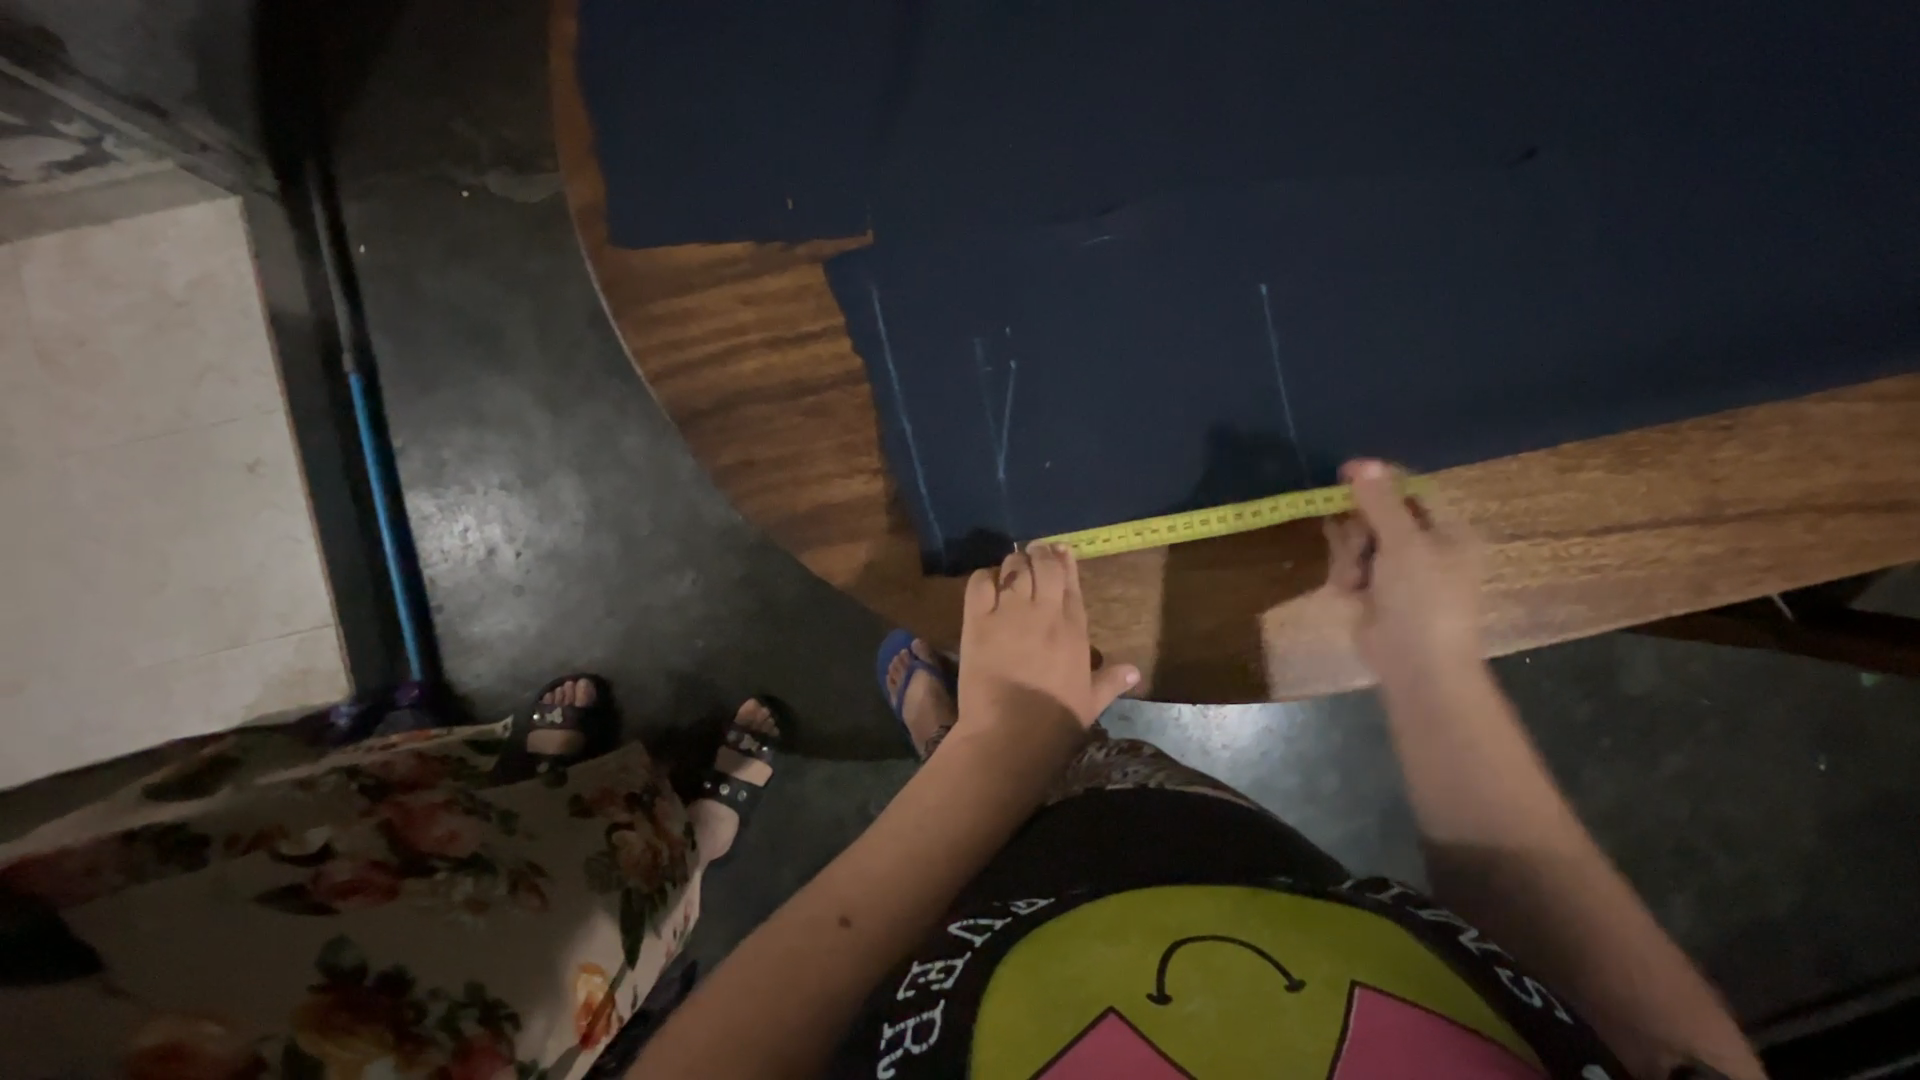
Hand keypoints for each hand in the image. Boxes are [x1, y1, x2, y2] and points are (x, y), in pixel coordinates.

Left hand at [956, 543, 1139, 739]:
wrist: (1011, 733)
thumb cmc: (1056, 722)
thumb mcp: (1091, 701)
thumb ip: (1111, 681)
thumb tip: (1135, 672)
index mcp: (1074, 628)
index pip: (1070, 581)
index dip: (1065, 560)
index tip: (1060, 549)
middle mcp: (1044, 611)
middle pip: (1043, 564)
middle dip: (1039, 554)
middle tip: (1033, 554)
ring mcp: (1010, 612)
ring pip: (1013, 567)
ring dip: (1013, 563)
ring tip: (1011, 568)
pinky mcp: (977, 621)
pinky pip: (980, 582)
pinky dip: (984, 577)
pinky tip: (986, 583)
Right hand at [1322, 459, 1484, 692]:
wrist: (1416, 664)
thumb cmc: (1422, 598)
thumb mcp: (1403, 542)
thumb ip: (1380, 501)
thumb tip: (1361, 462)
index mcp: (1448, 532)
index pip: (1411, 491)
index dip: (1379, 480)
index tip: (1343, 473)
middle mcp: (1425, 549)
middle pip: (1380, 515)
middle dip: (1360, 525)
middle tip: (1355, 542)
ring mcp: (1398, 573)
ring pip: (1360, 541)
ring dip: (1350, 554)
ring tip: (1353, 577)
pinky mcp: (1374, 594)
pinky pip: (1352, 568)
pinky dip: (1346, 575)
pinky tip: (1349, 591)